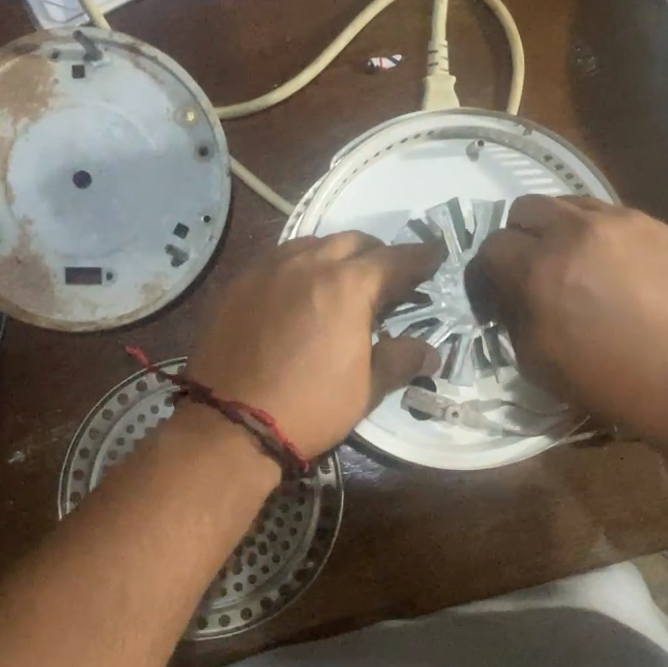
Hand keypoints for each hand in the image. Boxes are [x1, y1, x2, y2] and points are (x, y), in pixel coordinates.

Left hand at [189, 232, 444, 455]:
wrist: (231, 424)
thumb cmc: (309, 407)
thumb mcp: (366, 389)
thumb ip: (400, 360)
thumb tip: (430, 353)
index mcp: (348, 286)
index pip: (396, 260)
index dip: (421, 257)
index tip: (436, 255)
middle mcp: (309, 263)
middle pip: (353, 242)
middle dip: (377, 254)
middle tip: (389, 276)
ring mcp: (269, 269)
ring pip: (313, 244)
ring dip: (336, 255)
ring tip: (344, 279)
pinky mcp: (240, 283)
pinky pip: (279, 259)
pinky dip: (301, 265)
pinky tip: (301, 289)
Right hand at [474, 195, 667, 439]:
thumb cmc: (610, 382)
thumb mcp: (538, 363)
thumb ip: (512, 317)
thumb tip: (506, 294)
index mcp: (540, 271)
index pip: (491, 247)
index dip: (486, 273)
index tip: (496, 295)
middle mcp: (574, 232)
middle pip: (524, 209)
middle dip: (518, 238)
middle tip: (530, 270)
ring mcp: (617, 222)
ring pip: (566, 204)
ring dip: (556, 230)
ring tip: (571, 264)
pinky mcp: (652, 224)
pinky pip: (606, 214)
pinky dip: (595, 235)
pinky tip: (610, 268)